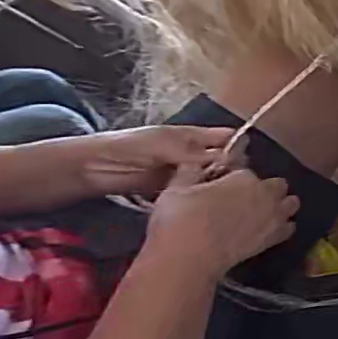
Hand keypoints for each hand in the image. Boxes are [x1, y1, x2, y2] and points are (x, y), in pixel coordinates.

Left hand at [78, 126, 234, 194]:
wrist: (87, 169)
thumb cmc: (128, 147)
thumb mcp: (166, 145)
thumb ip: (197, 154)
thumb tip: (231, 160)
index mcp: (196, 136)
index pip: (229, 137)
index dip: (241, 144)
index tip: (249, 159)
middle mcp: (194, 154)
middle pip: (224, 159)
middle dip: (232, 169)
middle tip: (236, 182)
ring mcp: (184, 173)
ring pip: (211, 178)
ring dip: (218, 184)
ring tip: (225, 194)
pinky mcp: (173, 191)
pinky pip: (194, 193)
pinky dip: (201, 197)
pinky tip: (208, 202)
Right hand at [143, 162, 298, 280]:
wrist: (188, 258)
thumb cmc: (179, 221)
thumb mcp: (175, 191)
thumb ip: (188, 174)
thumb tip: (193, 164)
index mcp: (245, 178)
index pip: (245, 173)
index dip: (234, 181)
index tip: (222, 190)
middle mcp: (267, 193)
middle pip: (277, 185)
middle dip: (266, 189)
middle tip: (244, 201)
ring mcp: (276, 215)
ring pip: (291, 203)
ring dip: (280, 205)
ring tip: (262, 213)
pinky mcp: (277, 236)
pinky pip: (289, 227)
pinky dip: (282, 227)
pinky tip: (267, 230)